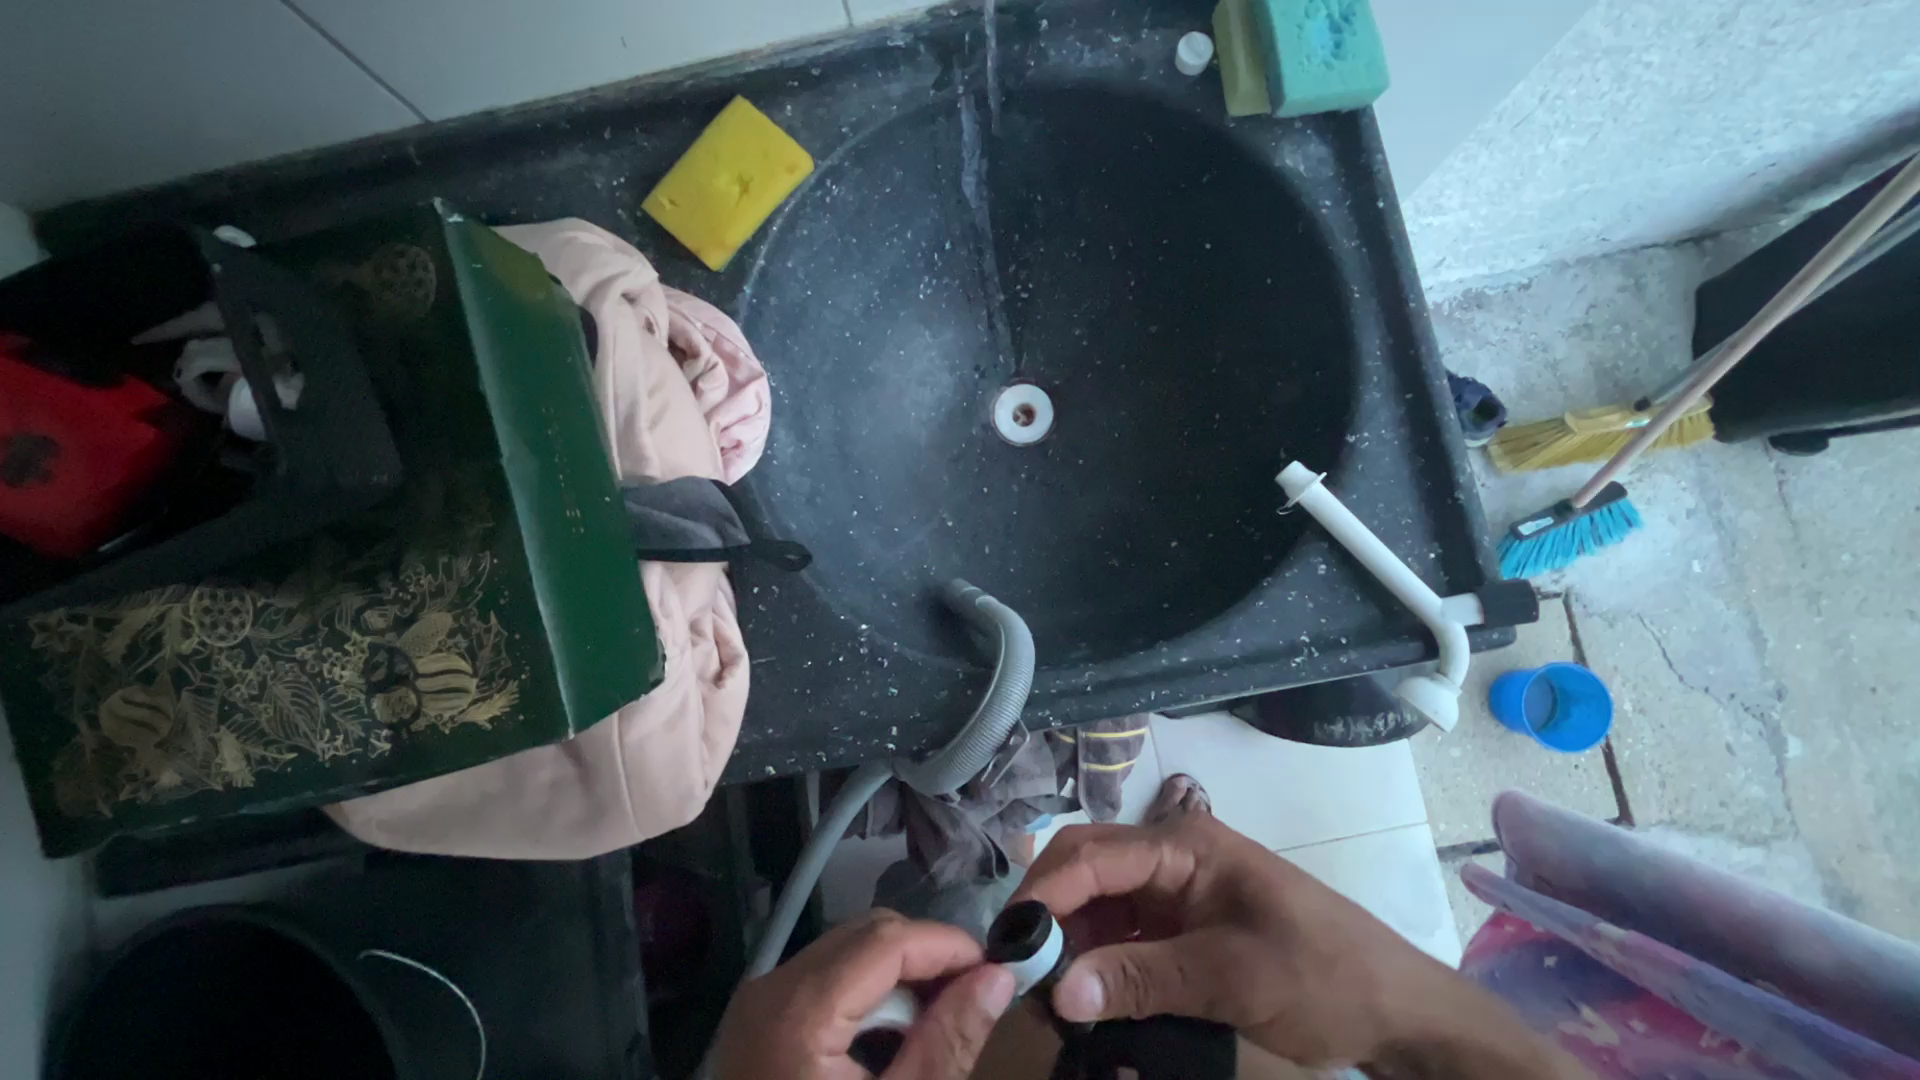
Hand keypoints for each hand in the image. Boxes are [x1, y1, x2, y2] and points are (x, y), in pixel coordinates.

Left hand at [712, 909, 1015, 1079]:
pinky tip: (887, 1038)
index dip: (947, 945)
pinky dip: (865, 993)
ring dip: (897, 976)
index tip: (995, 969)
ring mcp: (758, 1002)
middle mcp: (771, 987)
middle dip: (924, 958)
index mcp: (798, 1010)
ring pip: (847, 951)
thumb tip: (997, 978)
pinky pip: (824, 977)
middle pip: (865, 935)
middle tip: (969, 999)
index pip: (887, 940)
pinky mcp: (757, 1020)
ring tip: (931, 1025)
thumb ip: (947, 1043)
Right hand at [1015, 813, 1585, 1076]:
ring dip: (1065, 942)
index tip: (1008, 946)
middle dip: (1046, 913)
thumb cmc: (1324, 975)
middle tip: (1015, 970)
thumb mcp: (1235, 978)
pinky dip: (1093, 962)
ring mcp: (1172, 891)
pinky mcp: (1177, 926)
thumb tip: (1058, 992)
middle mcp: (1169, 856)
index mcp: (1184, 843)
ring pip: (1094, 903)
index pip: (1093, 855)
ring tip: (1042, 994)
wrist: (1398, 1008)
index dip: (1043, 894)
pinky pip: (1118, 934)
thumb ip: (1145, 979)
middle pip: (1084, 867)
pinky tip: (1081, 997)